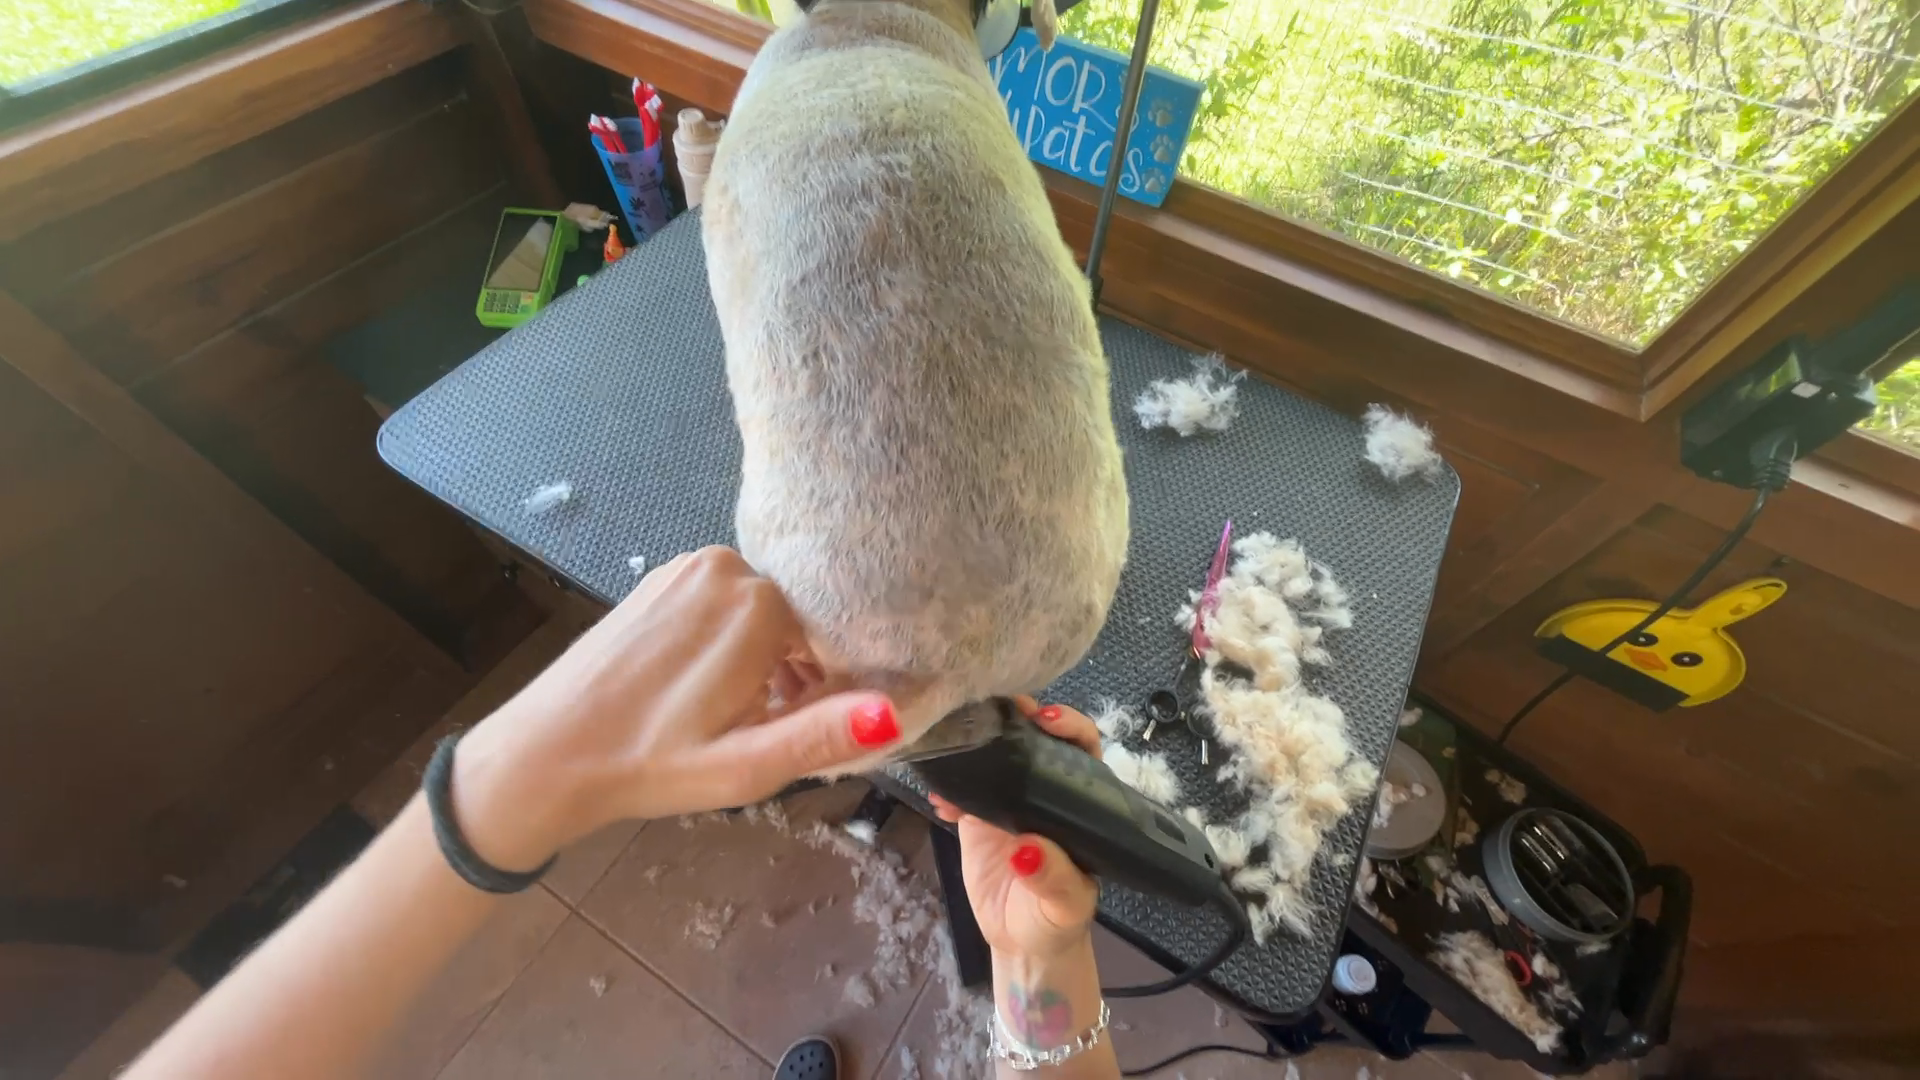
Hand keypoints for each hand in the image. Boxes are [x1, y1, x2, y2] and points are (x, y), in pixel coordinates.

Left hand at [450, 547, 899, 869]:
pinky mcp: (662, 575)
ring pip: (760, 607)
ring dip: (762, 651)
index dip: (821, 685)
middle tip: (758, 722)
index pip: (827, 637)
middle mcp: (728, 566)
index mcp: (758, 604)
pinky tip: (700, 678)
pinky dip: (728, 633)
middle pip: (795, 619)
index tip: (790, 723)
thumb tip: (891, 714)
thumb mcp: (743, 768)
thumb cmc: (649, 764)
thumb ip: (820, 735)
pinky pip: (723, 597)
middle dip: (792, 667)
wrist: (545, 752)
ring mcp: (689, 564)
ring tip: (729, 705)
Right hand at [930, 698, 1101, 959]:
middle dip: (1017, 715)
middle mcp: (1044, 786)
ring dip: (976, 741)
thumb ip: (1054, 877)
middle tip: (995, 710)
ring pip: (995, 751)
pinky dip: (946, 786)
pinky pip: (959, 788)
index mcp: (1076, 798)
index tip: (1046, 720)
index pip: (1081, 745)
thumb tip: (1027, 849)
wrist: (1020, 942)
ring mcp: (1008, 796)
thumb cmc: (1055, 918)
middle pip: (1035, 735)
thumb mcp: (1065, 903)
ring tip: (958, 743)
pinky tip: (938, 798)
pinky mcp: (976, 814)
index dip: (1069, 725)